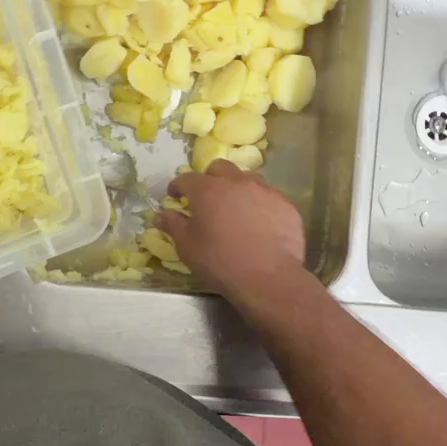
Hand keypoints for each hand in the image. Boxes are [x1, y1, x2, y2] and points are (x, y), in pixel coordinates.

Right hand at [156, 160, 306, 304]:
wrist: (267, 277)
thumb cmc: (219, 261)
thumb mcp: (187, 246)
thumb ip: (173, 225)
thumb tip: (161, 215)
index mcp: (207, 190)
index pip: (186, 178)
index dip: (177, 186)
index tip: (174, 196)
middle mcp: (236, 182)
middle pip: (219, 168)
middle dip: (209, 179)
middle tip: (206, 198)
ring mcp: (264, 191)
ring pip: (247, 179)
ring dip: (236, 188)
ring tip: (234, 209)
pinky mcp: (285, 205)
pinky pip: (267, 197)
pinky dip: (258, 204)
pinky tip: (258, 224)